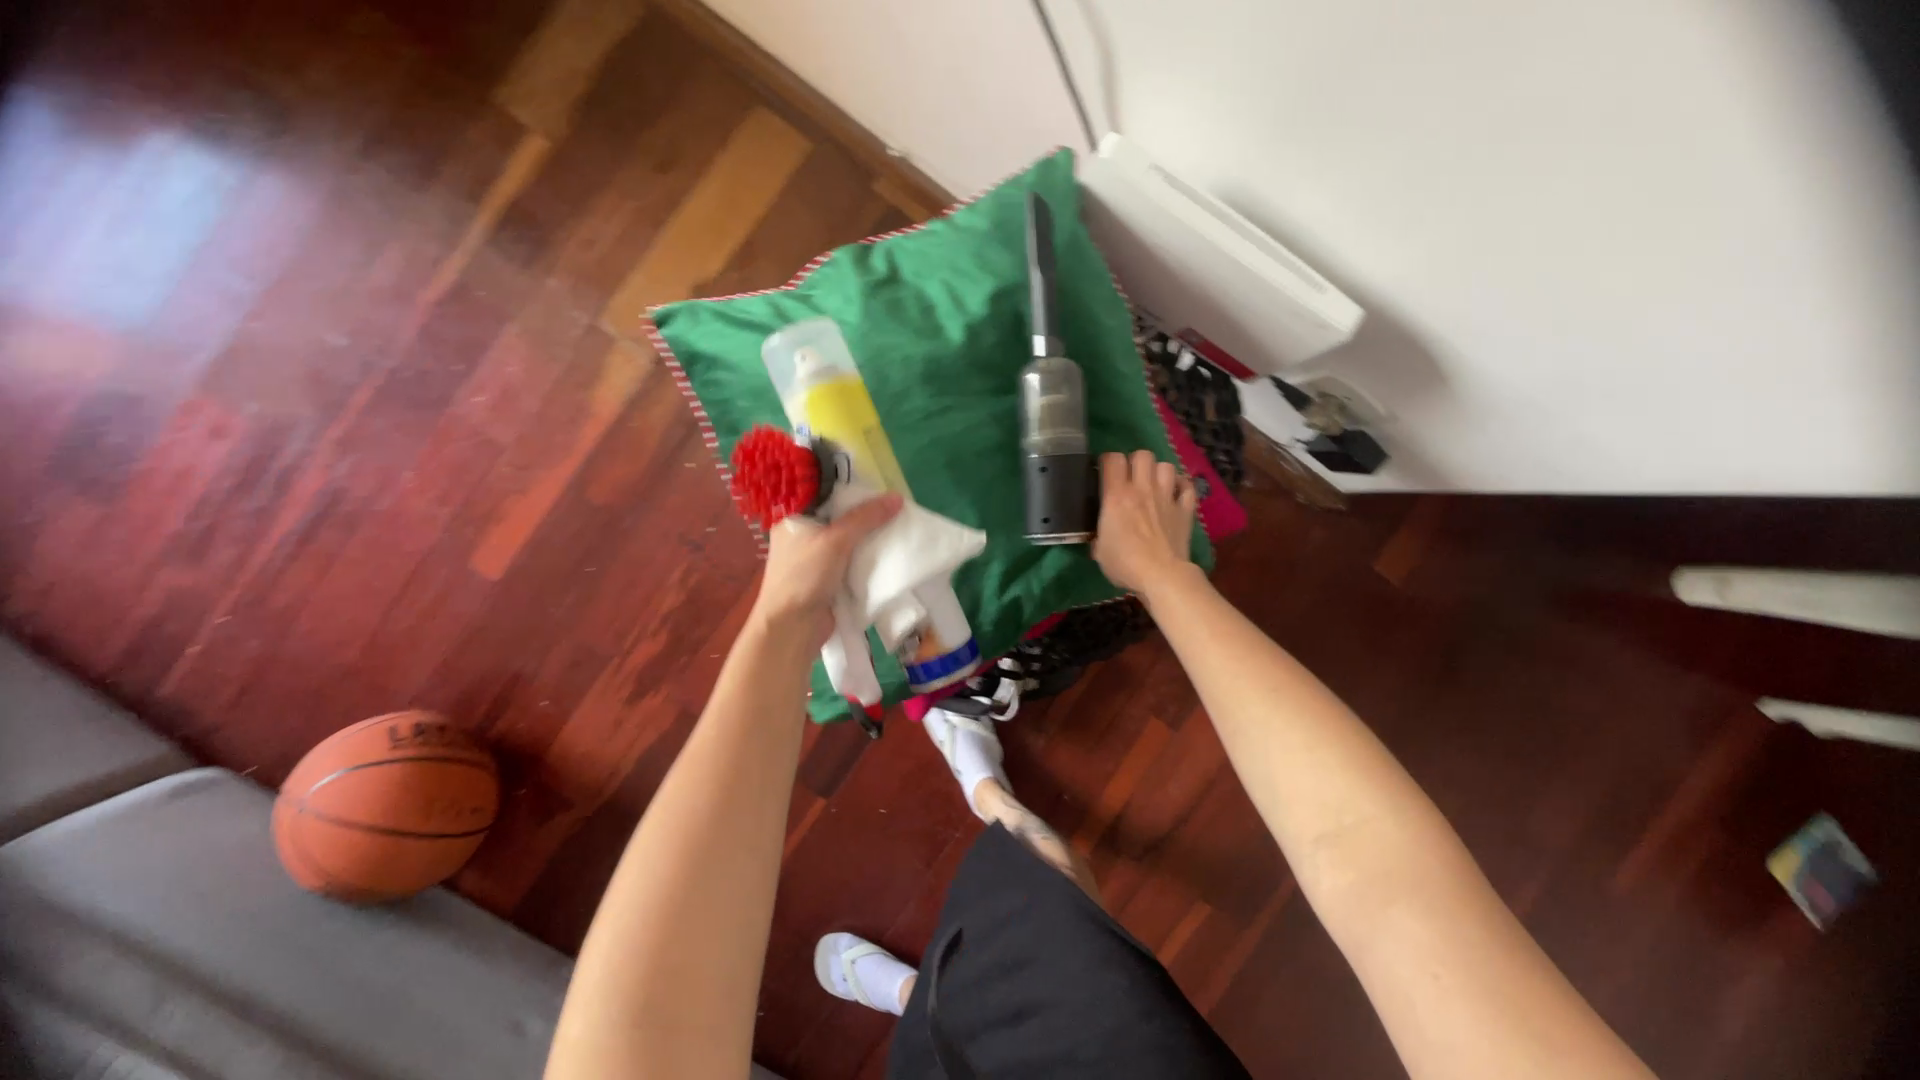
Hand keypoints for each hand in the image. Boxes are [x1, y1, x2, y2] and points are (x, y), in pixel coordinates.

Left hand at [749, 494, 902, 643]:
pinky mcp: (826, 581)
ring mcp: (814, 561)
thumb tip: (897, 497)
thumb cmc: (805, 576)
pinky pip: (849, 563)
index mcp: (794, 520)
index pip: (826, 496)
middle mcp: (802, 537)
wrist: (792, 628)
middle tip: (894, 510)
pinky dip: (864, 560)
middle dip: (865, 517)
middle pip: (839, 520)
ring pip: (846, 543)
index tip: (880, 491)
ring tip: (897, 528)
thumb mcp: (836, 540)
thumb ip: (865, 518)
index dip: (852, 493)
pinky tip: (886, 554)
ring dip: (867, 540)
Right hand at [1093, 450, 1196, 595]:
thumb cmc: (1125, 563)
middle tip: (1131, 478)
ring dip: (1158, 472)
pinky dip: (1181, 486)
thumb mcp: (1099, 550)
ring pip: (1166, 465)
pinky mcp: (1185, 509)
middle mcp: (1142, 489)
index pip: (1112, 459)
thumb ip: (1098, 534)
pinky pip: (1187, 486)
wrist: (1161, 575)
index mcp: (1117, 496)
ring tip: (1154, 484)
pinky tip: (1175, 493)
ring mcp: (1167, 497)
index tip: (1105, 473)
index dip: (1108, 462)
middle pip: (1142, 455)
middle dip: (1135, 462)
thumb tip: (1099, 534)